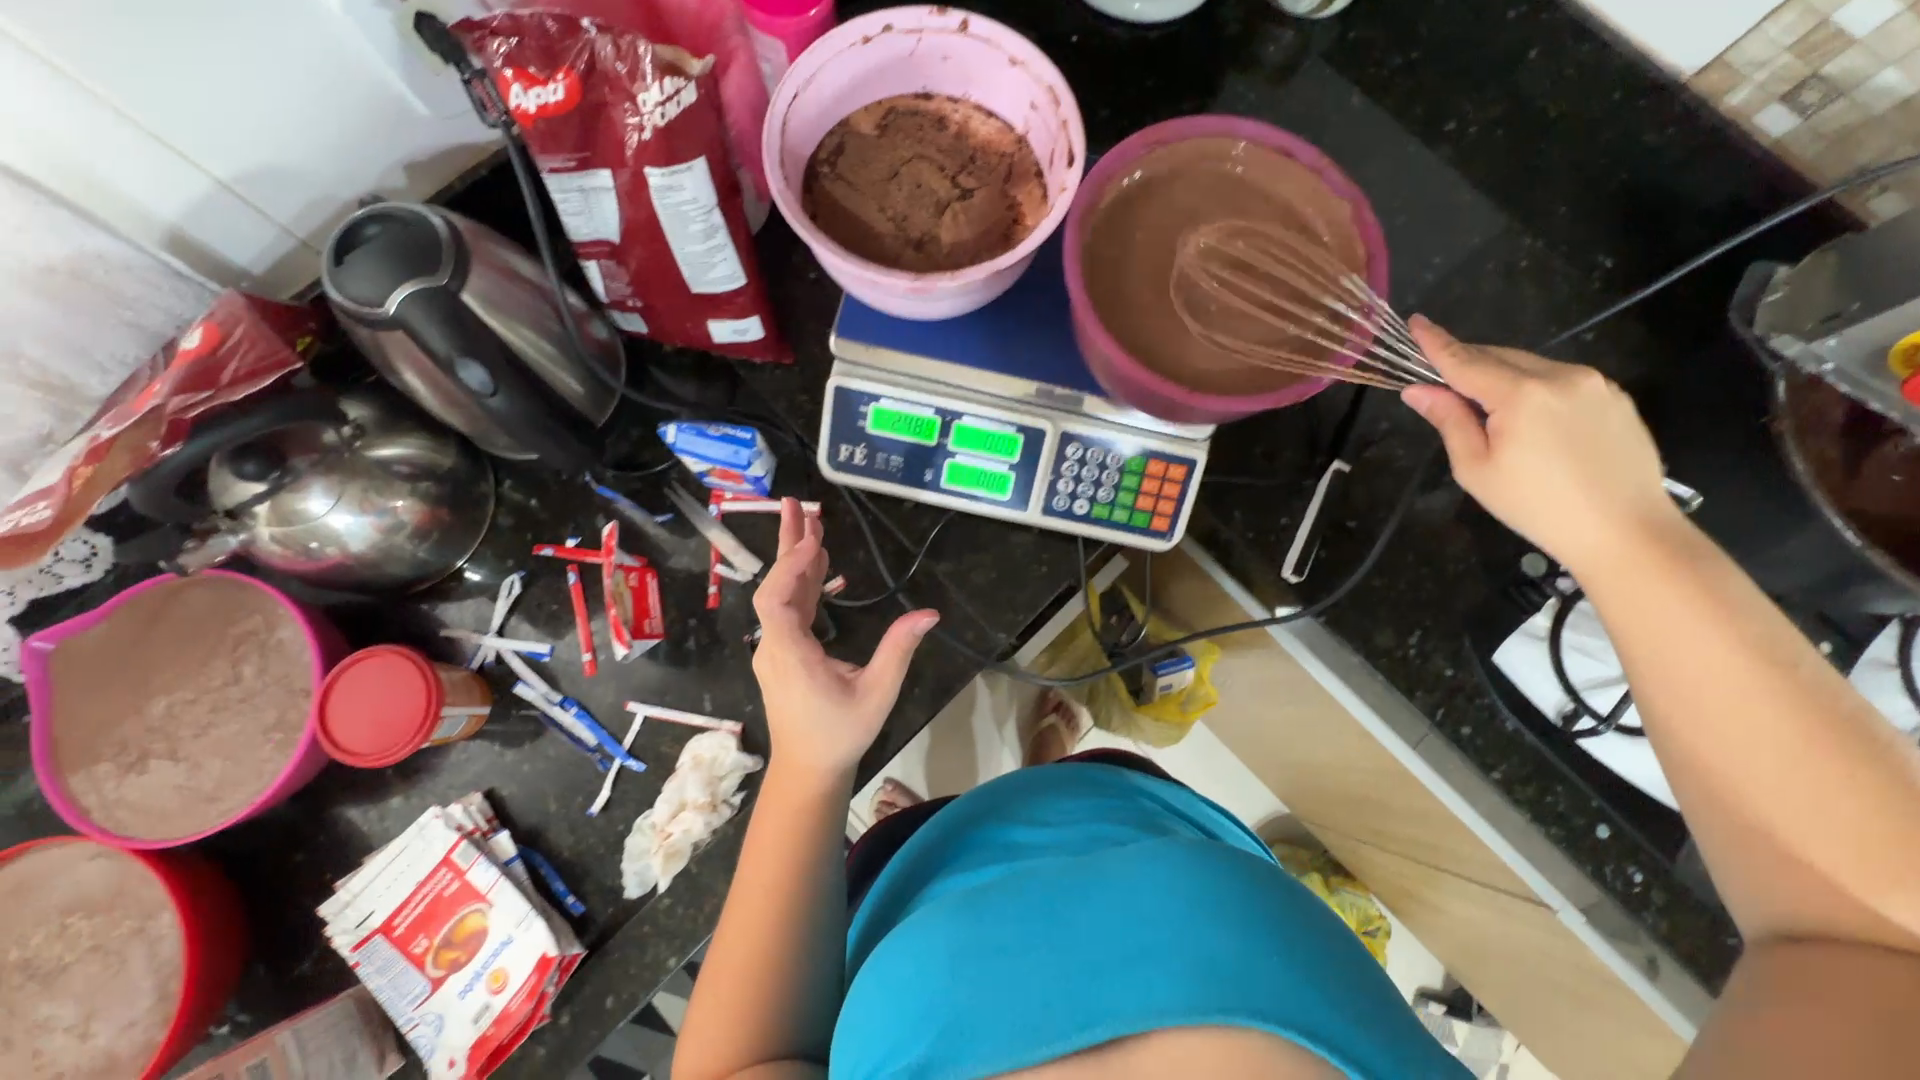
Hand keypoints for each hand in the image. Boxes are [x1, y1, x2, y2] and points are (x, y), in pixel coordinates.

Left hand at [750, 498, 939, 782]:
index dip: (792, 566)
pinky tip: (817, 562)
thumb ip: (899, 650)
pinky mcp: (784, 653)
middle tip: (796, 504)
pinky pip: (789, 609)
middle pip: (775, 586)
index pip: (777, 599)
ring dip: (796, 559)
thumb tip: (929, 614)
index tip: (815, 539)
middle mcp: (774, 645)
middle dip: (789, 544)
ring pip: (781, 595)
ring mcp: (776, 649)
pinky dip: (802, 582)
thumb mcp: (877, 693)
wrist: (809, 768)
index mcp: (790, 653)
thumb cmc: (841, 733)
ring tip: (809, 520)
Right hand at [1401, 316, 1682, 574]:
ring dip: (1502, 377)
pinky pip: (1562, 381)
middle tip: (1442, 381)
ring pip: (1532, 367)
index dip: (1436, 342)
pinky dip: (1535, 389)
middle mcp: (1560, 376)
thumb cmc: (1536, 505)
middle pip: (1500, 357)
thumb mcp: (1477, 469)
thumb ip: (1449, 421)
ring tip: (1487, 410)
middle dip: (1468, 363)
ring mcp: (1594, 384)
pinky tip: (1532, 423)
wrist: (1624, 529)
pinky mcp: (1615, 397)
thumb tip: (1418, 390)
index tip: (1415, 322)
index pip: (1466, 361)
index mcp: (1521, 395)